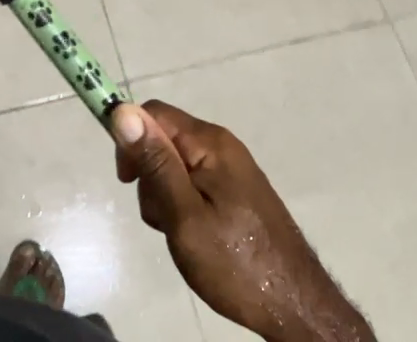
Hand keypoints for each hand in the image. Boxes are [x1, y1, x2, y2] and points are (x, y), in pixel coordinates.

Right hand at [111, 101, 373, 341]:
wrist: (294, 306)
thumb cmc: (234, 262)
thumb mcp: (184, 215)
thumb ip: (155, 162)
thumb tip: (122, 111)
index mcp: (210, 143)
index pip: (153, 113)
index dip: (130, 139)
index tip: (126, 181)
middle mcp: (222, 146)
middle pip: (163, 140)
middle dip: (150, 176)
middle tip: (164, 218)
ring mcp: (231, 169)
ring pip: (175, 165)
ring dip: (165, 196)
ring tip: (182, 233)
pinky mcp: (236, 191)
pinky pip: (194, 183)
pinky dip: (183, 205)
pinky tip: (195, 236)